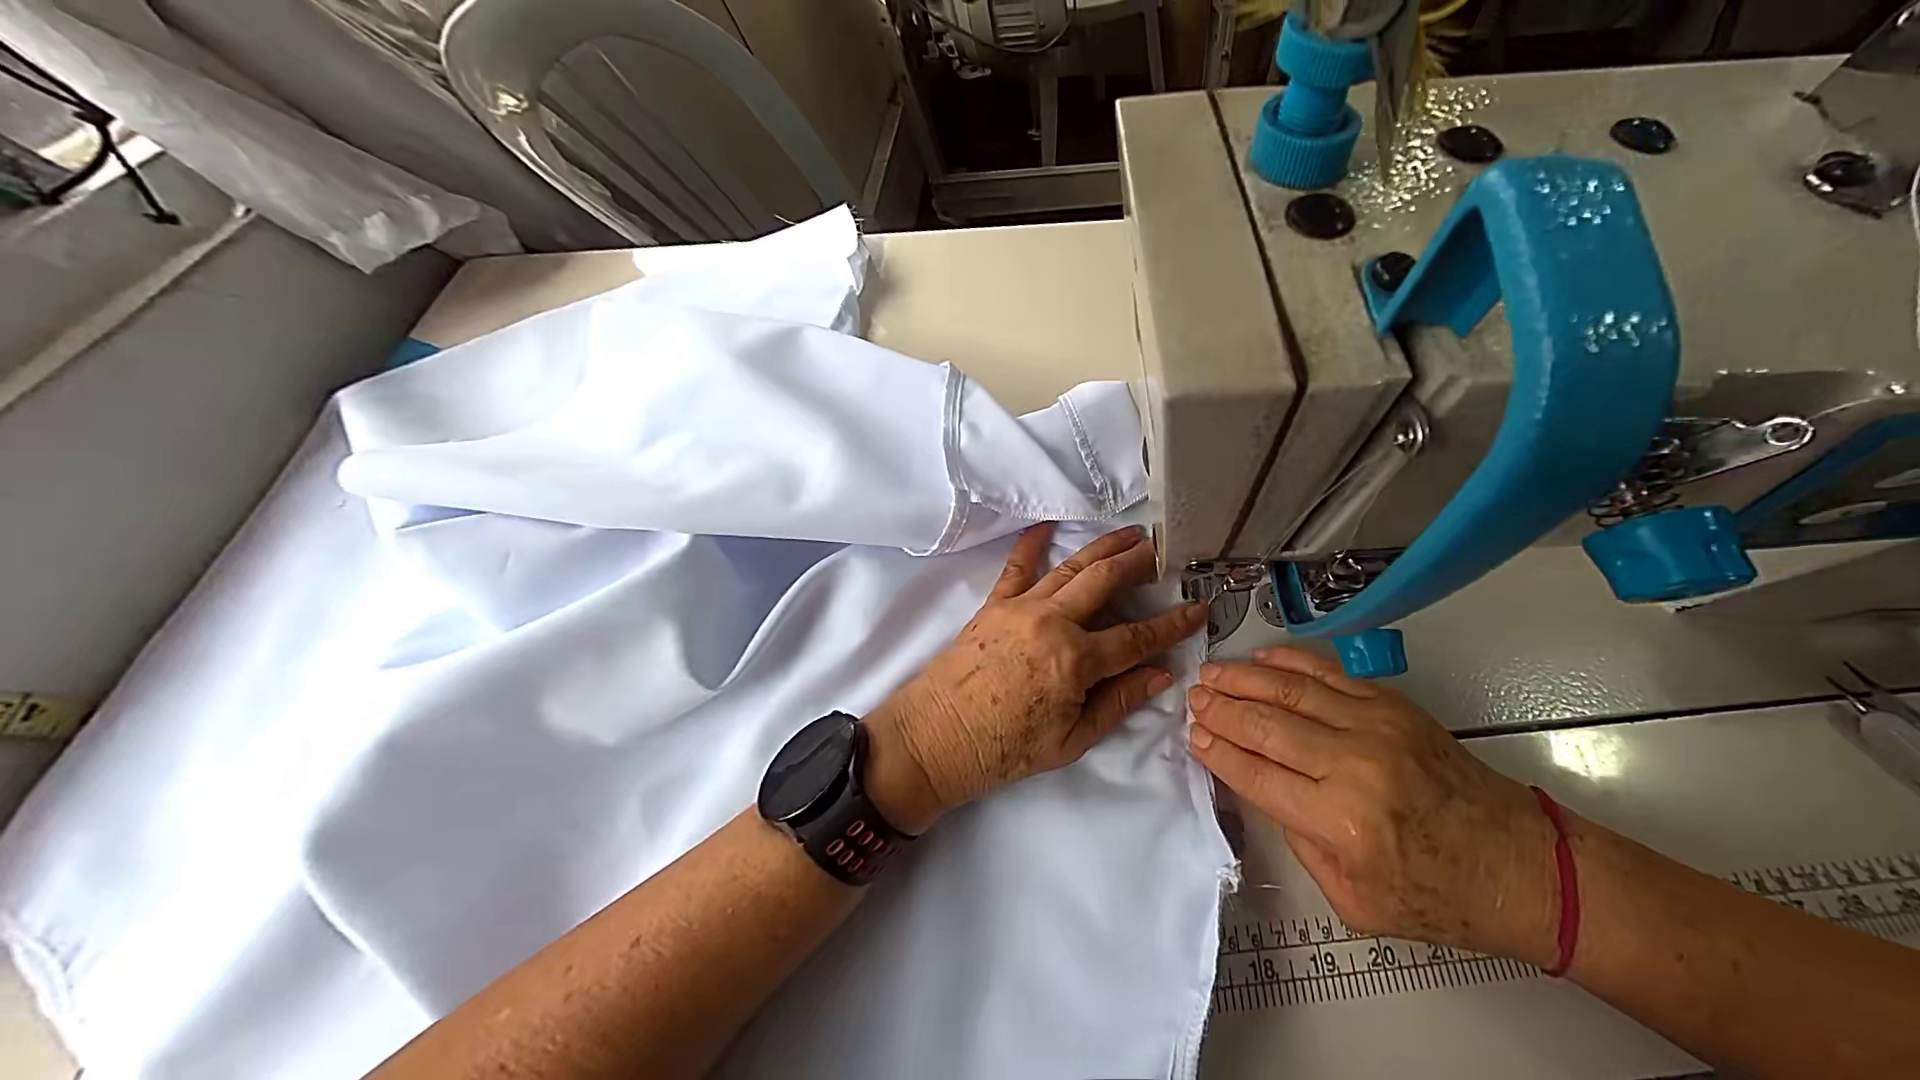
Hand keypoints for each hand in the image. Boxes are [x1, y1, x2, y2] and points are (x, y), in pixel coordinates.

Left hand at [864, 523, 1207, 832]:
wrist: (934, 738)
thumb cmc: (1004, 750)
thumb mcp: (1071, 739)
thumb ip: (1117, 702)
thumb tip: (1160, 674)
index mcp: (1076, 661)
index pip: (1137, 636)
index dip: (1172, 624)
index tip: (1198, 608)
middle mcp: (1051, 622)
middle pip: (1106, 581)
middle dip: (1140, 562)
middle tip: (1165, 551)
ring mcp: (1020, 608)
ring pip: (1070, 567)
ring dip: (1103, 547)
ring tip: (1130, 533)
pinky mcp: (993, 605)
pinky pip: (1016, 567)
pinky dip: (1032, 543)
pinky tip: (1047, 525)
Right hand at [1186, 647, 1560, 966]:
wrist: (1522, 868)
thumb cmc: (1435, 896)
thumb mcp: (1350, 897)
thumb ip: (1296, 837)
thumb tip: (1256, 783)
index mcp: (1340, 822)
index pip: (1255, 774)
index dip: (1218, 751)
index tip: (1193, 734)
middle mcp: (1353, 766)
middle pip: (1265, 726)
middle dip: (1221, 709)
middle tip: (1193, 697)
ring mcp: (1376, 728)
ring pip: (1290, 692)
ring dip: (1243, 679)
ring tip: (1212, 673)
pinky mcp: (1395, 708)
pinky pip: (1330, 674)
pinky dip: (1291, 663)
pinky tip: (1262, 659)